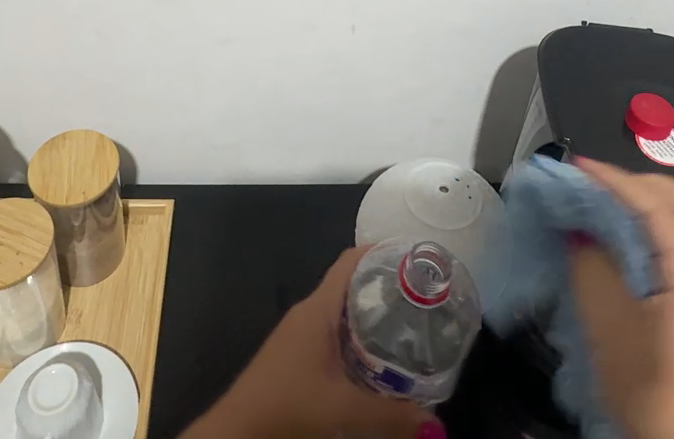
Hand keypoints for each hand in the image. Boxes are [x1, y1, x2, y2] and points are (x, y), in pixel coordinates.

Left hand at [180, 246, 442, 438]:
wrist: (236, 433)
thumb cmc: (287, 406)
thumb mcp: (343, 410)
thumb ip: (392, 416)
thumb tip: (437, 424)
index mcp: (318, 309)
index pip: (351, 261)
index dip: (383, 252)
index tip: (417, 259)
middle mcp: (309, 313)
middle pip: (352, 284)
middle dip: (387, 287)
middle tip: (426, 298)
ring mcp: (301, 334)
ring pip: (344, 311)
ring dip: (374, 314)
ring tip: (412, 326)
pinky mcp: (297, 355)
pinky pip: (336, 332)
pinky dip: (360, 336)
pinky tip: (380, 359)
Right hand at [570, 157, 673, 438]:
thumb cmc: (656, 391)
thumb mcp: (612, 330)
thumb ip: (594, 269)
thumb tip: (580, 231)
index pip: (658, 206)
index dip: (617, 180)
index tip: (579, 167)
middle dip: (647, 183)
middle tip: (603, 183)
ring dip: (658, 205)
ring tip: (613, 207)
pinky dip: (664, 230)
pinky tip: (632, 246)